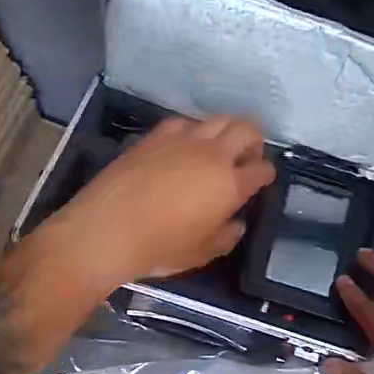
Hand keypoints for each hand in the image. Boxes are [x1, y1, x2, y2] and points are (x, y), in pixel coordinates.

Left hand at [36, 115, 275, 293]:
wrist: (107, 231)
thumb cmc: (160, 247)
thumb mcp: (203, 253)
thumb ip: (227, 236)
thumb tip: (236, 224)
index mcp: (230, 184)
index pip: (261, 169)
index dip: (266, 174)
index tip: (263, 180)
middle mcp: (212, 155)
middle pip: (246, 129)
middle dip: (255, 140)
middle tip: (248, 156)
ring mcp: (182, 141)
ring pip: (217, 119)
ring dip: (226, 130)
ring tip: (219, 146)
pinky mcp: (155, 137)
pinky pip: (183, 123)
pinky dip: (193, 130)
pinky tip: (185, 144)